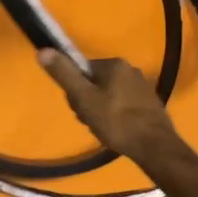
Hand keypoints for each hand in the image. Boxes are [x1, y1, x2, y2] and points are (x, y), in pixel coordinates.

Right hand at [38, 51, 189, 164]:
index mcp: (114, 64)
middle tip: (90, 121)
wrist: (154, 146)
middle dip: (88, 102)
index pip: (82, 70)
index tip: (79, 108)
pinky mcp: (149, 103)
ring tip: (104, 129)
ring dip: (101, 110)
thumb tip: (43, 50)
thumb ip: (64, 74)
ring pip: (109, 95)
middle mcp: (130, 69)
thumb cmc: (115, 121)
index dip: (75, 91)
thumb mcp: (84, 98)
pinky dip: (116, 115)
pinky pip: (123, 104)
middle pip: (96, 82)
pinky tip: (117, 130)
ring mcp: (142, 86)